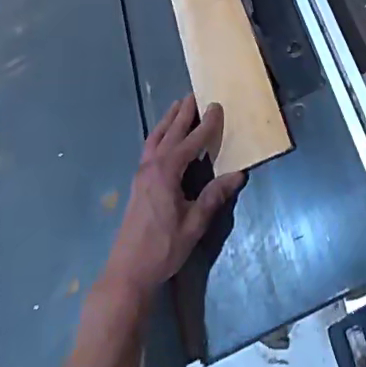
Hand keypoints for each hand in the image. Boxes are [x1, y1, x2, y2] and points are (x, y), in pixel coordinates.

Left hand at [99, 96, 245, 297]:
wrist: (127, 272)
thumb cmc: (163, 248)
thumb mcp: (194, 224)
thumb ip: (214, 196)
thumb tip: (238, 174)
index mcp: (167, 172)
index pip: (191, 142)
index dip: (206, 124)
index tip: (217, 106)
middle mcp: (152, 167)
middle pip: (170, 133)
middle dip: (183, 114)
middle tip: (194, 95)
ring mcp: (141, 175)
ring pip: (155, 138)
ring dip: (168, 121)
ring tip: (177, 106)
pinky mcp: (138, 184)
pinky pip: (149, 148)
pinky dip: (158, 135)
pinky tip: (163, 138)